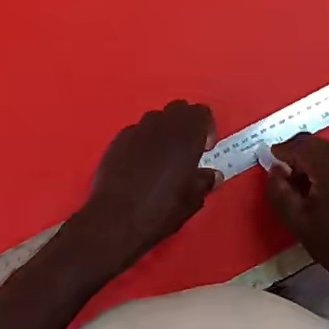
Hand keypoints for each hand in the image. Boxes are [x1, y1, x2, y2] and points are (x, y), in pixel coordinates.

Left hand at [71, 100, 221, 265]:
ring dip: (163, 132)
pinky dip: (142, 143)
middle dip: (185, 125)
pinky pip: (135, 133)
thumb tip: (212, 175)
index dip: (206, 128)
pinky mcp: (115, 142)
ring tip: (163, 159)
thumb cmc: (162, 208)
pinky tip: (140, 166)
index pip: (201, 112)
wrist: (116, 219)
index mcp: (185, 133)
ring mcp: (135, 130)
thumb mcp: (193, 199)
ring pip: (155, 119)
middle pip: (178, 109)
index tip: (205, 150)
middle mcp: (160, 124)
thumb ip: (204, 181)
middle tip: (187, 152)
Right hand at [265, 133, 328, 281]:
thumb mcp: (296, 220)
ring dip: (313, 160)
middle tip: (284, 173)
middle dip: (298, 153)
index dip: (283, 150)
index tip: (270, 160)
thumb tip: (275, 168)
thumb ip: (279, 190)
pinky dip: (328, 166)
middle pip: (317, 144)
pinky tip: (322, 188)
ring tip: (302, 183)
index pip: (301, 145)